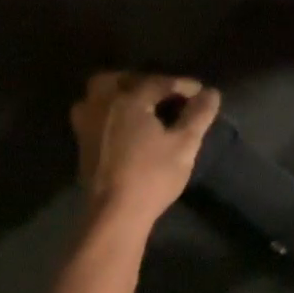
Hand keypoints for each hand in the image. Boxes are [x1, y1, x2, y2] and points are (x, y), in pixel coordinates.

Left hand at [70, 72, 220, 226]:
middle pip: (118, 79)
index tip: (201, 92)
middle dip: (142, 81)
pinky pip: (94, 114)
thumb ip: (198, 115)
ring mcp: (87, 124)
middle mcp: (102, 104)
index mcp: (128, 99)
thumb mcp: (184, 144)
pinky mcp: (82, 144)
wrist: (115, 213)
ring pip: (99, 95)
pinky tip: (125, 127)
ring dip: (119, 94)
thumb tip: (211, 93)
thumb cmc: (152, 176)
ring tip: (141, 108)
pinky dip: (109, 112)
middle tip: (162, 94)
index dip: (182, 85)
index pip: (159, 82)